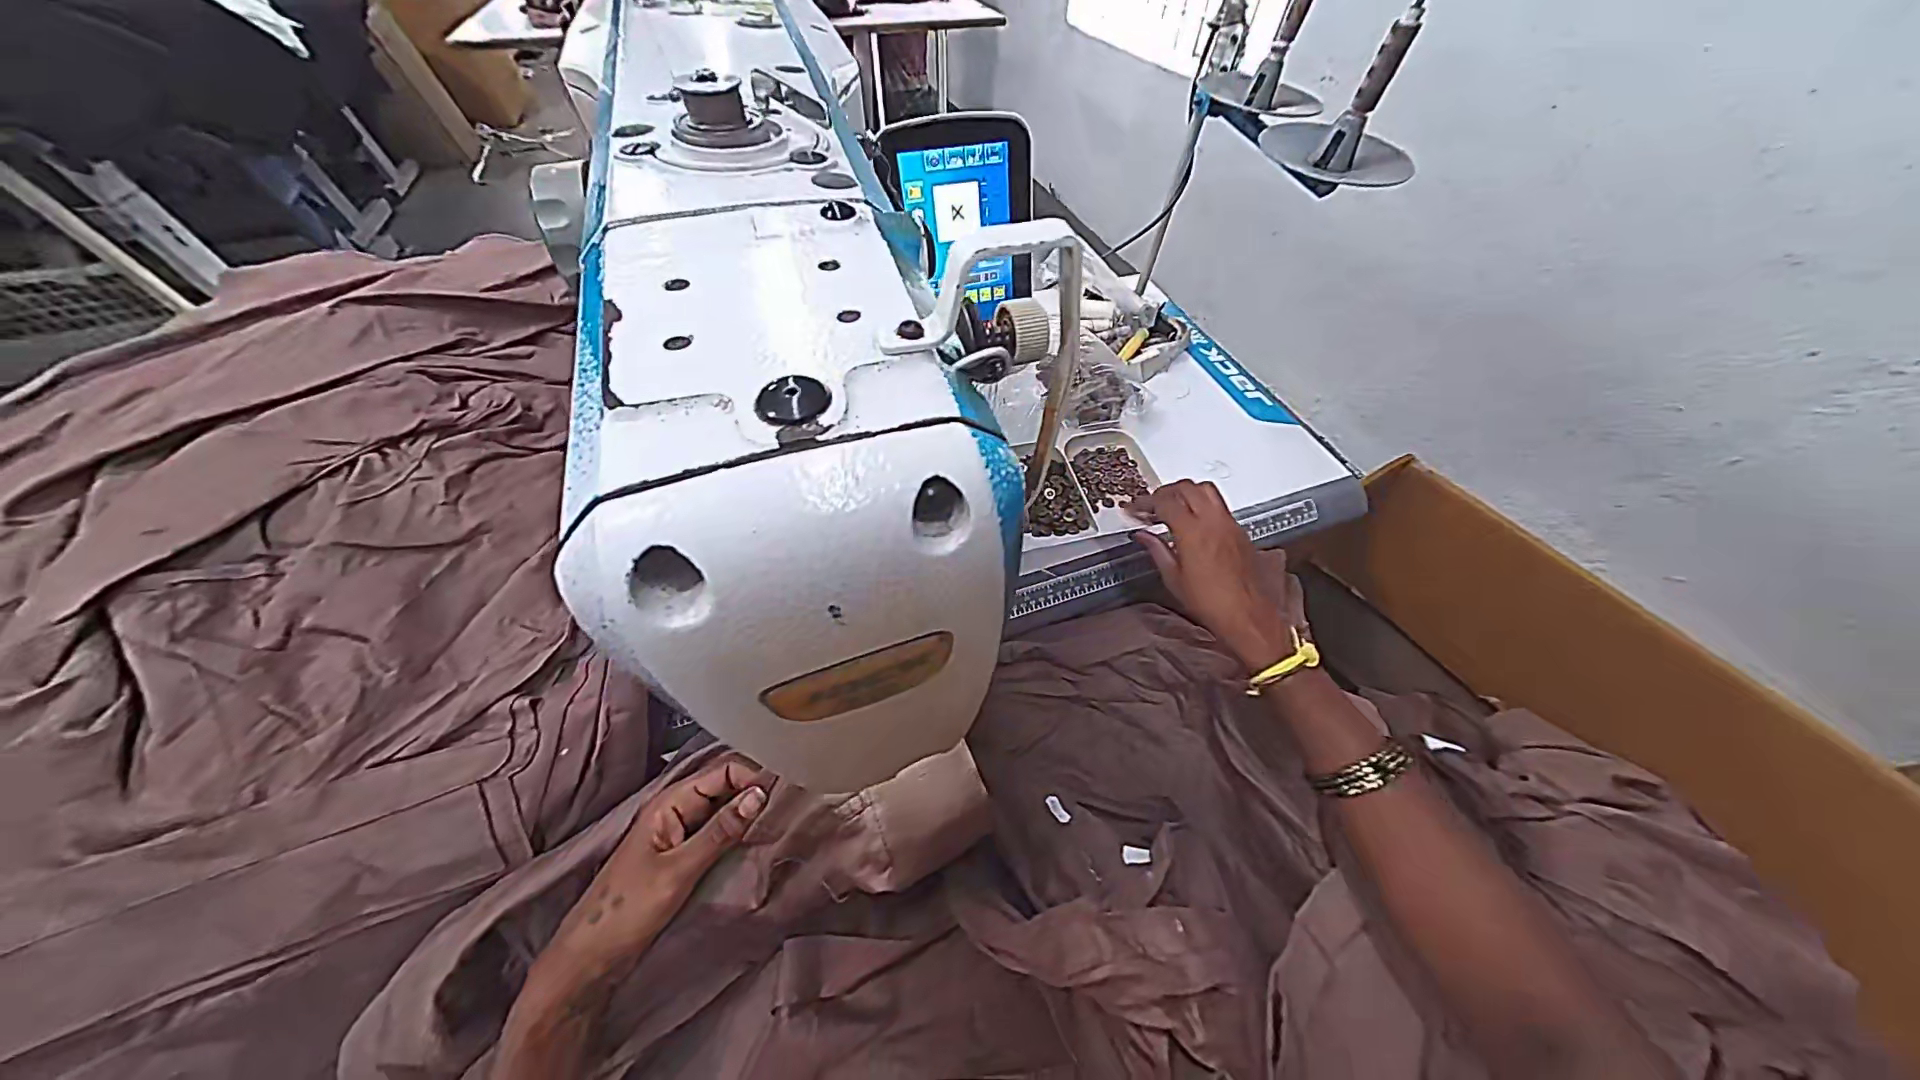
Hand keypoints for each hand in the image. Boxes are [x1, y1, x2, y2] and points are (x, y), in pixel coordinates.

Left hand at [551, 754, 769, 965]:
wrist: (588, 962)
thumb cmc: (625, 912)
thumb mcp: (678, 870)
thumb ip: (721, 831)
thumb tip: (760, 794)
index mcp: (670, 802)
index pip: (724, 770)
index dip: (755, 774)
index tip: (787, 788)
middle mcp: (678, 810)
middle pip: (727, 786)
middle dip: (757, 791)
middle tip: (791, 804)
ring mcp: (681, 832)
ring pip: (726, 809)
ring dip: (751, 813)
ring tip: (782, 821)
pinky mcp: (684, 855)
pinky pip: (720, 832)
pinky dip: (741, 833)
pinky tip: (759, 841)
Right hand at [1128, 479, 1306, 671]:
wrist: (1248, 617)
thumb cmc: (1215, 604)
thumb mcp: (1174, 578)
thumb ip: (1157, 550)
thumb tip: (1144, 536)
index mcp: (1193, 532)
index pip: (1164, 502)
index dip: (1145, 502)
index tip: (1135, 509)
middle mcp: (1214, 522)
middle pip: (1186, 487)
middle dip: (1165, 492)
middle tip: (1151, 505)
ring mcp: (1230, 525)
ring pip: (1206, 490)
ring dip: (1186, 493)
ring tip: (1172, 507)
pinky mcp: (1240, 532)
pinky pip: (1220, 506)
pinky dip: (1202, 504)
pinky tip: (1194, 521)